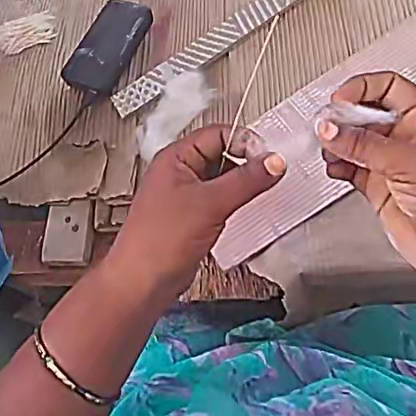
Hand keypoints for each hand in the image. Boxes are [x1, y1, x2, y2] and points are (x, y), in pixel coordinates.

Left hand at [112, 126, 285, 290]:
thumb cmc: (158, 241)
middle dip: (246, 164)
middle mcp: (179, 173)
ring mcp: (185, 196)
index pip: (217, 134)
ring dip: (242, 186)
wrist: (143, 282)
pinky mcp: (192, 218)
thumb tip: (272, 163)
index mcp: (175, 157)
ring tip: (259, 196)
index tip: (267, 158)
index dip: (244, 141)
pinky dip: (235, 205)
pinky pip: (220, 202)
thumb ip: (246, 180)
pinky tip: (245, 215)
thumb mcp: (210, 203)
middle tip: (268, 175)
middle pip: (222, 155)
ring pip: (223, 180)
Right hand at [316, 72, 415, 280]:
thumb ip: (365, 144)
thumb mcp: (412, 163)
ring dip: (337, 142)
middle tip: (327, 126)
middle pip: (366, 113)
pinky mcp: (380, 188)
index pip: (389, 87)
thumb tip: (331, 128)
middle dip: (343, 117)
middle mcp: (409, 139)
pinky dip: (337, 165)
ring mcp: (393, 164)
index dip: (362, 89)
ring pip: (354, 141)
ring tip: (329, 148)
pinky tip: (335, 167)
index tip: (340, 102)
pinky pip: (350, 167)